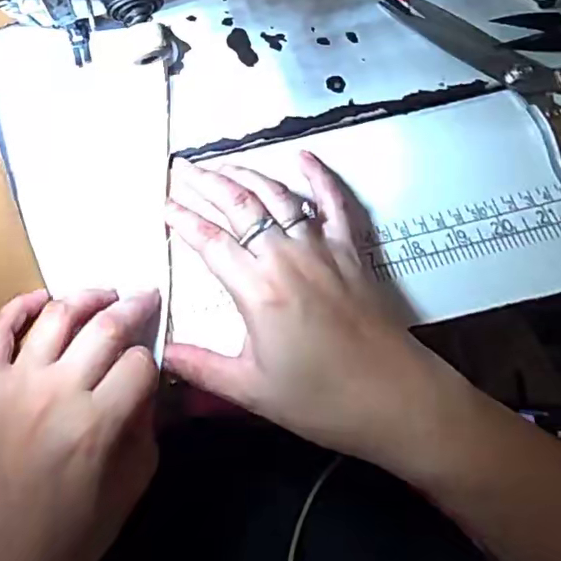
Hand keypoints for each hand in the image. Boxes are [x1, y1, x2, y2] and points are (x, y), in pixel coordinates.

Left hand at [0, 289, 161, 560]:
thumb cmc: (52, 546)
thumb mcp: (116, 507)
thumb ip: (140, 445)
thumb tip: (147, 396)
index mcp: (95, 426)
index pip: (138, 366)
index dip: (152, 360)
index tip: (152, 362)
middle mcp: (56, 390)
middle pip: (103, 327)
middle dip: (132, 307)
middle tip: (146, 295)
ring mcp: (14, 378)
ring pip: (55, 315)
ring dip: (84, 295)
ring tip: (103, 292)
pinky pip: (0, 327)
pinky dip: (20, 304)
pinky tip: (41, 297)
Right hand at [163, 151, 466, 466]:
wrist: (402, 403)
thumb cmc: (325, 400)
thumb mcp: (251, 390)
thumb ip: (199, 366)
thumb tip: (159, 353)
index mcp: (257, 289)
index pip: (208, 240)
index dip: (181, 219)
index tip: (163, 205)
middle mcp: (285, 258)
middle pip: (237, 205)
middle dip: (204, 183)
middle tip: (181, 169)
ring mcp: (321, 249)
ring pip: (275, 196)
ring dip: (244, 174)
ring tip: (219, 165)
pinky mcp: (350, 251)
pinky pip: (334, 204)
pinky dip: (319, 176)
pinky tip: (304, 157)